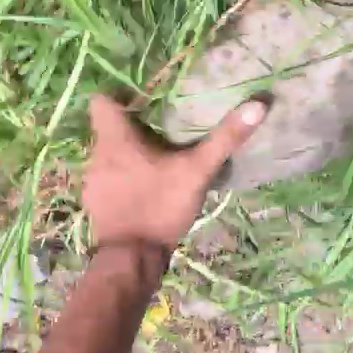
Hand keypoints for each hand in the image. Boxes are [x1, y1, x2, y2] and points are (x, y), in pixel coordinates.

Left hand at [83, 93, 266, 250]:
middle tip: (165, 120)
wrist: (132, 259)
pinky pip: (110, 176)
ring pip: (109, 153)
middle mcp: (98, 156)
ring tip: (159, 150)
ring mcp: (94, 182)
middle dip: (133, 122)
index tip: (146, 94)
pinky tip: (149, 181)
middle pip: (109, 127)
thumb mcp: (199, 170)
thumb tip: (258, 104)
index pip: (102, 101)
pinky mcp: (98, 203)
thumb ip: (226, 138)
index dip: (120, 93)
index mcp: (116, 140)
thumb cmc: (161, 205)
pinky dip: (125, 173)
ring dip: (129, 150)